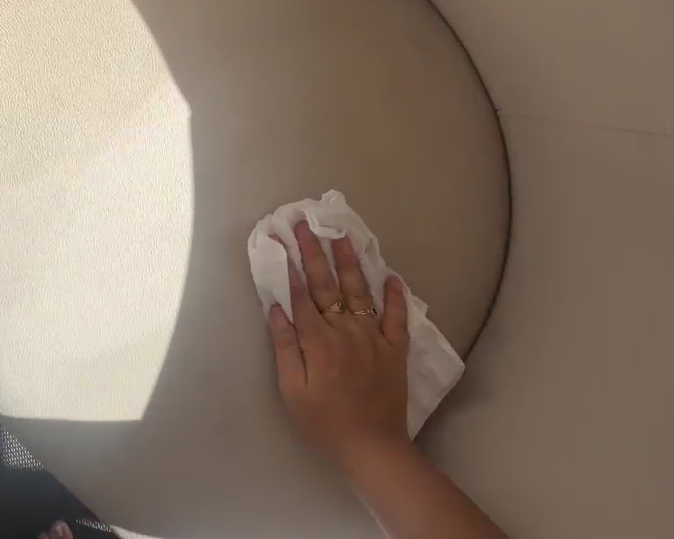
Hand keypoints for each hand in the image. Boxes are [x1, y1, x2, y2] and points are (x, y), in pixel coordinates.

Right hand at [267, 219, 414, 466]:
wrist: (374, 450)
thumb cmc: (325, 423)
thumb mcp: (293, 391)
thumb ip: (285, 347)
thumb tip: (277, 308)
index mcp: (318, 340)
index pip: (301, 294)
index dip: (289, 264)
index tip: (280, 238)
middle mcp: (346, 330)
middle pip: (327, 284)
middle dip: (313, 251)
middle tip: (304, 224)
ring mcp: (373, 337)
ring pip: (360, 291)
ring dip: (350, 261)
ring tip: (342, 235)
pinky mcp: (395, 349)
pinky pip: (397, 317)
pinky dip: (395, 296)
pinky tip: (391, 276)